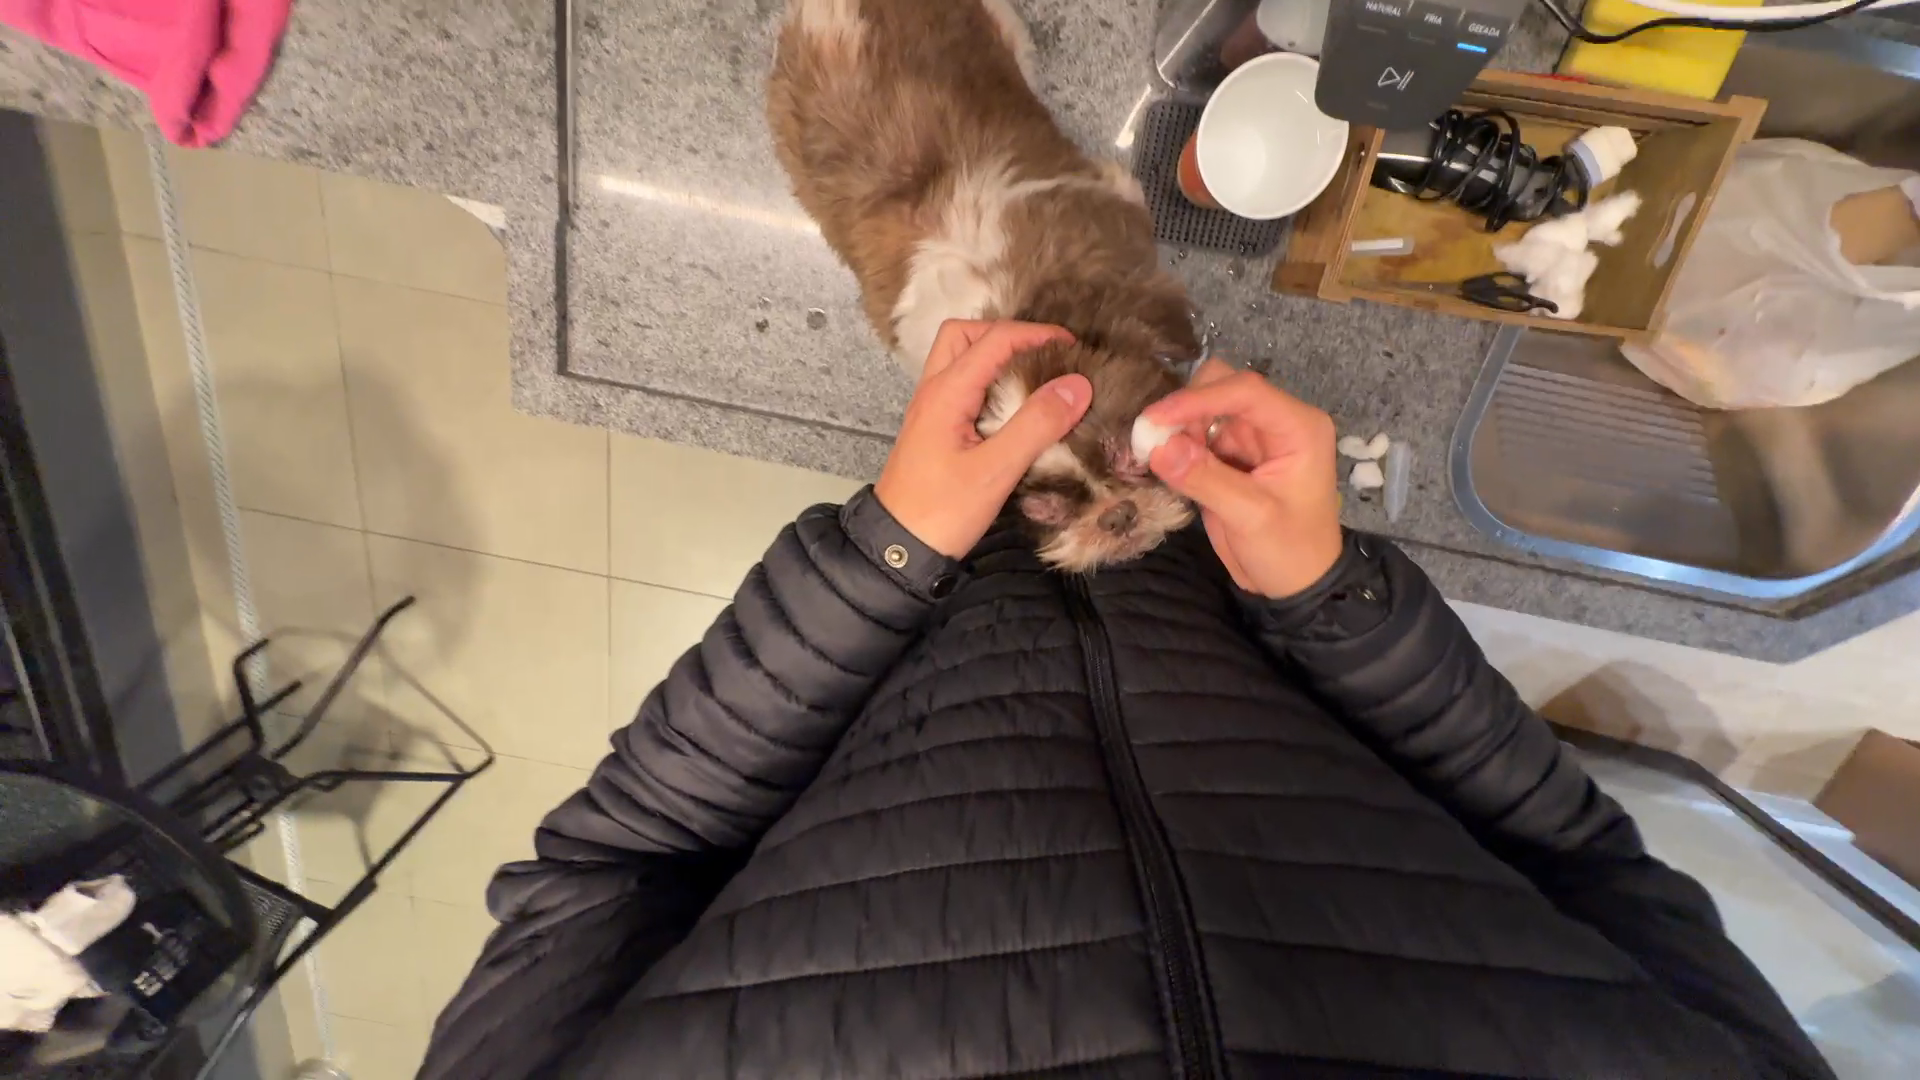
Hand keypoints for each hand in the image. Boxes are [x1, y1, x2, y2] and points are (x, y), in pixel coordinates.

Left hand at [874, 320, 1091, 557]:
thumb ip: (1036, 424)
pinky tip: (1012, 408)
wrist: (898, 549)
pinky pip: (959, 388)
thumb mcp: (996, 470)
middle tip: (1044, 355)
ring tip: (1031, 377)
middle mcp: (933, 391)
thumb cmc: (943, 511)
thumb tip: (1077, 384)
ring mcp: (929, 411)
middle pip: (964, 336)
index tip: (1075, 349)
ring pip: (958, 361)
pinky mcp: (933, 431)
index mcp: (947, 392)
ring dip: (993, 357)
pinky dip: (986, 382)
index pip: (995, 339)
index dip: (1037, 335)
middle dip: (1006, 334)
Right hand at [1142, 360, 1343, 598]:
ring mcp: (1250, 437)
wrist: (1296, 583)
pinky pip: (1195, 434)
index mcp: (1297, 427)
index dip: (1196, 400)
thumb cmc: (1289, 551)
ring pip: (1202, 408)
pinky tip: (1163, 464)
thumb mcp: (1250, 517)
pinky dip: (1174, 443)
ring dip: (1175, 427)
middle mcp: (1274, 422)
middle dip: (1185, 409)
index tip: (1153, 420)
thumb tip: (1159, 447)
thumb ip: (1206, 479)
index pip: (1244, 392)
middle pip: (1221, 387)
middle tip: (1155, 442)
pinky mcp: (1228, 455)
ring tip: (1157, 458)